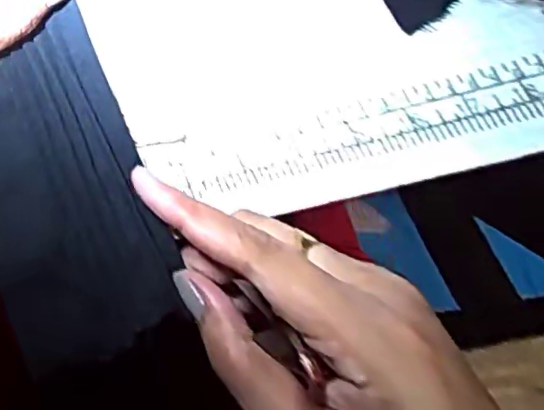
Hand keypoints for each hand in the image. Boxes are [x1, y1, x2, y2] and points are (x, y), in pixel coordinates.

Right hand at [132, 168, 495, 409]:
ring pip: (291, 251)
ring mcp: (394, 294)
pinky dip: (284, 293)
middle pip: (272, 238)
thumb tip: (195, 287)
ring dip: (253, 279)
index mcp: (369, 330)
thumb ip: (241, 362)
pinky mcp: (396, 302)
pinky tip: (288, 347)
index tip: (147, 182)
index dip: (193, 214)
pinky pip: (318, 273)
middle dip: (220, 251)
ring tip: (258, 347)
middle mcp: (383, 292)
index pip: (258, 252)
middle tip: (196, 297)